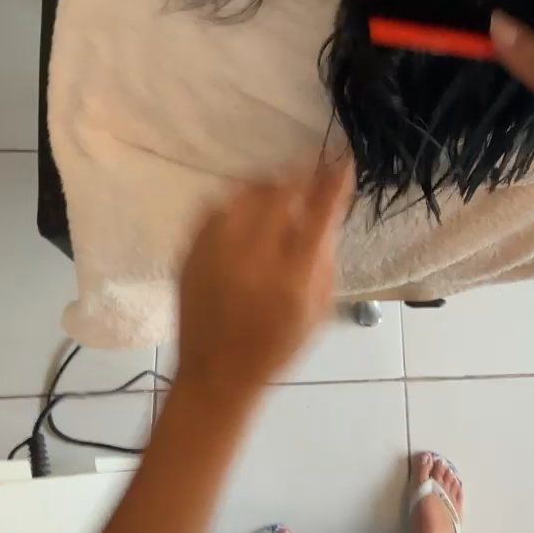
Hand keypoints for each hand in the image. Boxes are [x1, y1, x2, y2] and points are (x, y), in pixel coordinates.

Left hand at [176, 159, 353, 403]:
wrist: (217, 373)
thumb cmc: (278, 345)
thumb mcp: (317, 308)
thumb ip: (322, 259)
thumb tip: (327, 215)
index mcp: (293, 276)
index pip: (319, 212)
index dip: (333, 180)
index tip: (342, 159)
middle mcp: (254, 257)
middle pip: (281, 193)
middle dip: (301, 175)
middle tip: (311, 169)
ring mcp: (217, 251)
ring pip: (246, 193)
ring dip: (269, 183)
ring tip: (279, 185)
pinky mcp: (191, 251)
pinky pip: (214, 207)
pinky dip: (235, 199)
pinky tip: (245, 204)